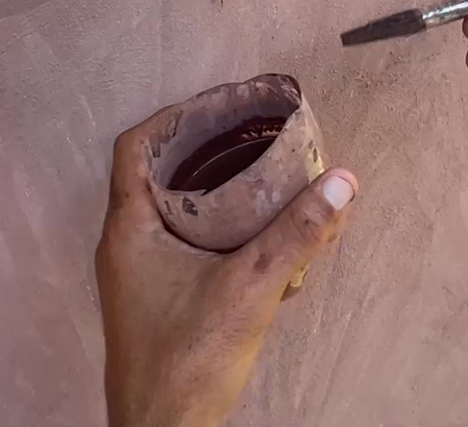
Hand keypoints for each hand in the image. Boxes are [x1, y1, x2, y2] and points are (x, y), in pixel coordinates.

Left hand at [97, 104, 357, 426]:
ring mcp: (137, 270)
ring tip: (251, 163)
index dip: (172, 116)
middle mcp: (125, 241)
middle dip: (199, 143)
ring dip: (205, 180)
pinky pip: (179, 233)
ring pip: (168, 203)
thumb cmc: (189, 361)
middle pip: (155, 168)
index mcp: (129, 227)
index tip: (216, 106)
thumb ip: (296, 233)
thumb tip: (342, 180)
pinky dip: (210, 215)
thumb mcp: (250, 288)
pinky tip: (249, 222)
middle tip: (245, 128)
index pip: (134, 145)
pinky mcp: (154, 293)